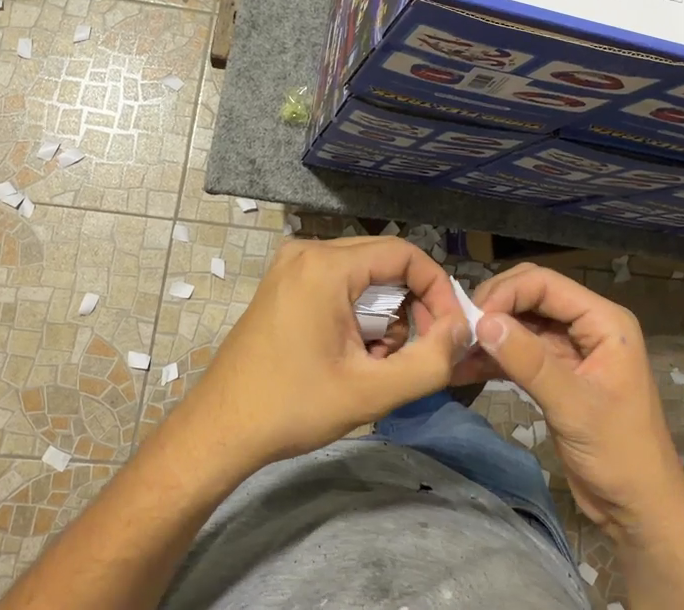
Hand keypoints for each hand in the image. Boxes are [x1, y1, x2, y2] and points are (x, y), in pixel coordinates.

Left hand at [170, 236, 470, 468]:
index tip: (451, 332)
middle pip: (384, 261)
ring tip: (380, 362)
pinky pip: (340, 284)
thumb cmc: (293, 408)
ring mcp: (291, 266)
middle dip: (413, 305)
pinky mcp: (283, 284)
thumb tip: (464, 330)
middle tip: (420, 351)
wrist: (219, 431)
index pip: (405, 254)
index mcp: (325, 266)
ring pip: (364, 275)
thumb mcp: (371, 392)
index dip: (438, 290)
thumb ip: (430, 361)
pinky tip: (355, 355)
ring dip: (386, 314)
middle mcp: (307, 251)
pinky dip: (359, 314)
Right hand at [463, 263, 683, 536]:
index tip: (471, 319)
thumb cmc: (619, 454)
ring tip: (455, 349)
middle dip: (495, 307)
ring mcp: (572, 350)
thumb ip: (529, 361)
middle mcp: (588, 327)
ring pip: (522, 323)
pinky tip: (464, 368)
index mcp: (605, 321)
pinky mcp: (557, 375)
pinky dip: (495, 358)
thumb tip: (483, 322)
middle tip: (460, 330)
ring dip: (491, 334)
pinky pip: (521, 353)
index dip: (506, 293)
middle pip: (532, 296)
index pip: (546, 284)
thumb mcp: (574, 406)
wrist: (639, 509)